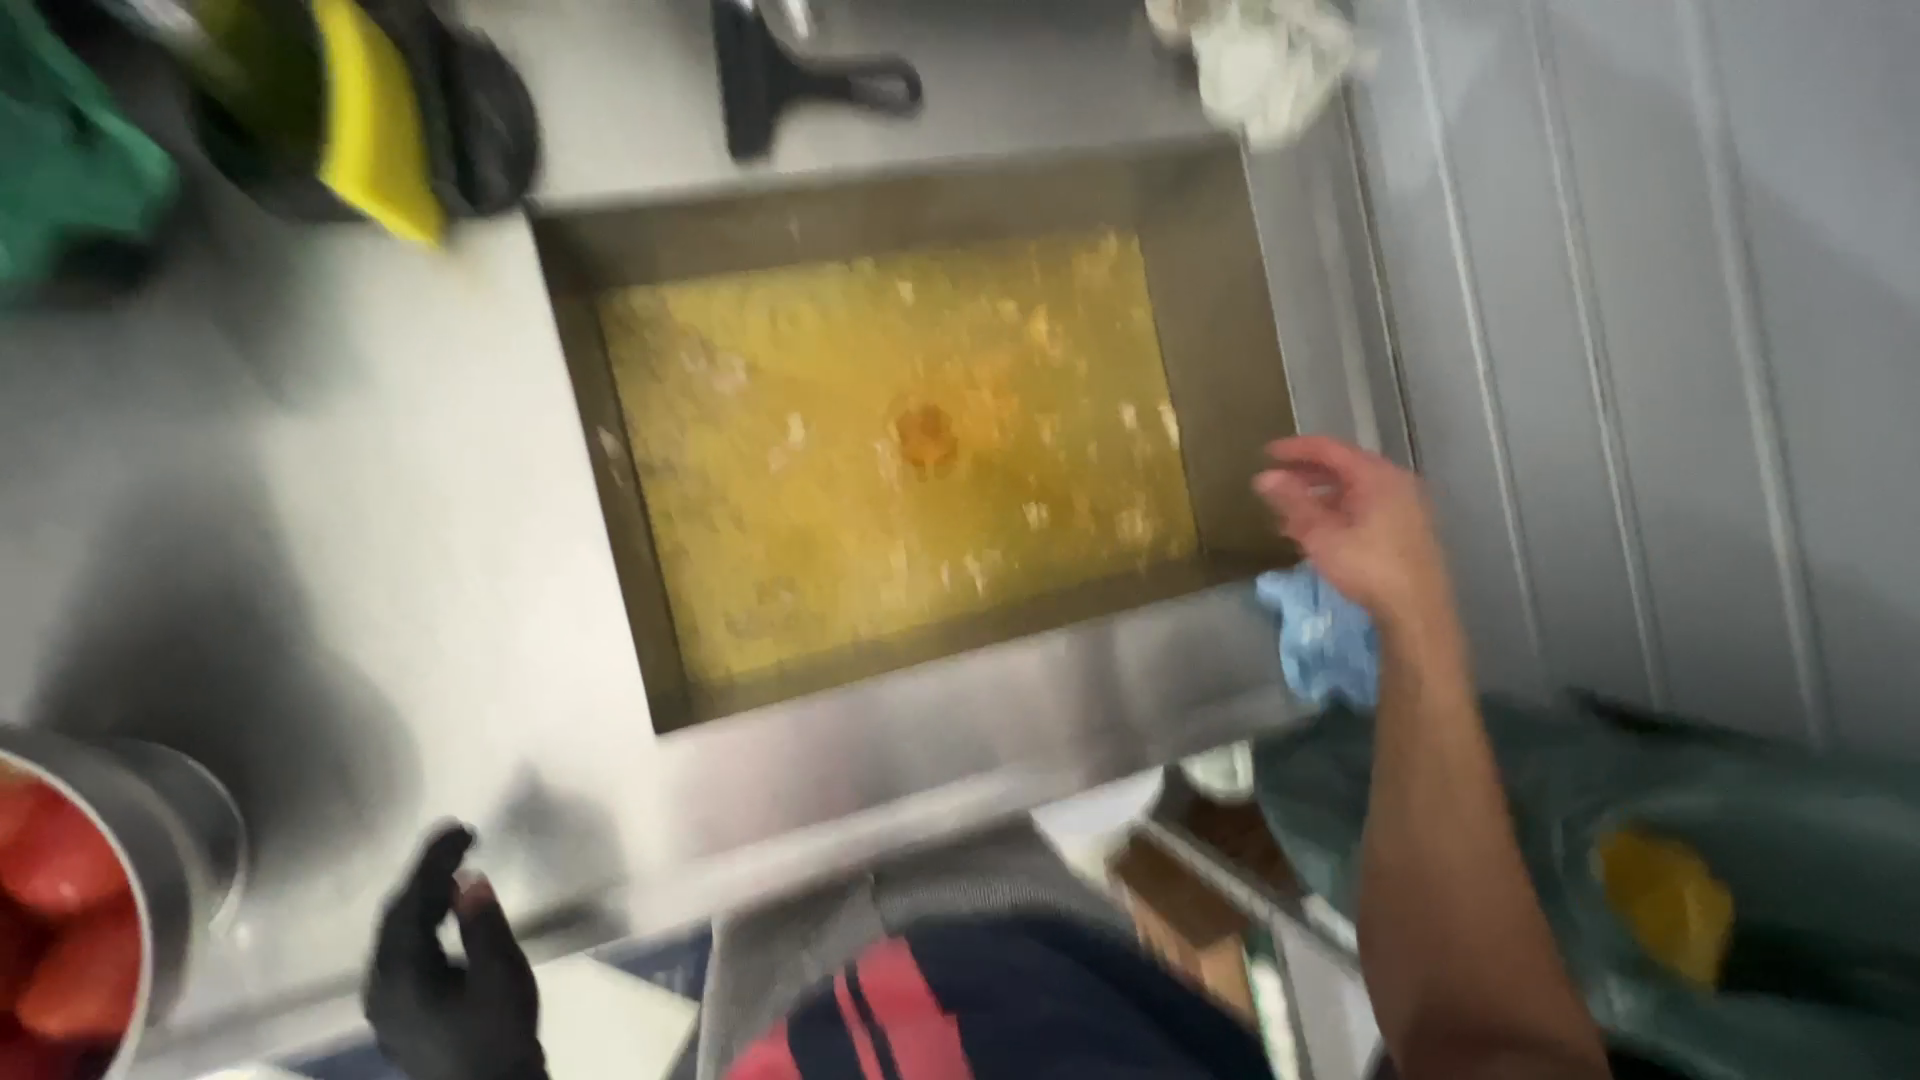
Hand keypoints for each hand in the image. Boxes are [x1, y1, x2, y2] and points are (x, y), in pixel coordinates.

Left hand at [364, 824, 545, 1079]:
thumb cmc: (497, 1032)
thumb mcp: (500, 974)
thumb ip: (482, 924)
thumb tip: (469, 878)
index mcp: (400, 974)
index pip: (410, 902)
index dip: (434, 861)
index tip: (462, 829)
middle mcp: (381, 986)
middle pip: (398, 917)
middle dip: (428, 874)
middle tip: (464, 840)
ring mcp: (388, 1002)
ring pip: (400, 934)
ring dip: (427, 897)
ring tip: (459, 868)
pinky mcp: (402, 1011)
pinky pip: (406, 951)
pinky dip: (426, 921)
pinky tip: (447, 915)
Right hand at [1253, 436, 1457, 643]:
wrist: (1415, 609)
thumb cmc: (1367, 566)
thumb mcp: (1321, 534)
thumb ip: (1292, 502)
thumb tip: (1264, 477)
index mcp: (1376, 475)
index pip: (1330, 449)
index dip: (1295, 449)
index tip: (1266, 453)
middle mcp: (1394, 482)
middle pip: (1343, 467)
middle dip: (1306, 475)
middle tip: (1276, 484)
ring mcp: (1404, 505)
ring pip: (1353, 489)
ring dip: (1319, 496)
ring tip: (1289, 514)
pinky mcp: (1406, 528)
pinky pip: (1364, 506)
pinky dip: (1337, 511)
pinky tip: (1318, 532)